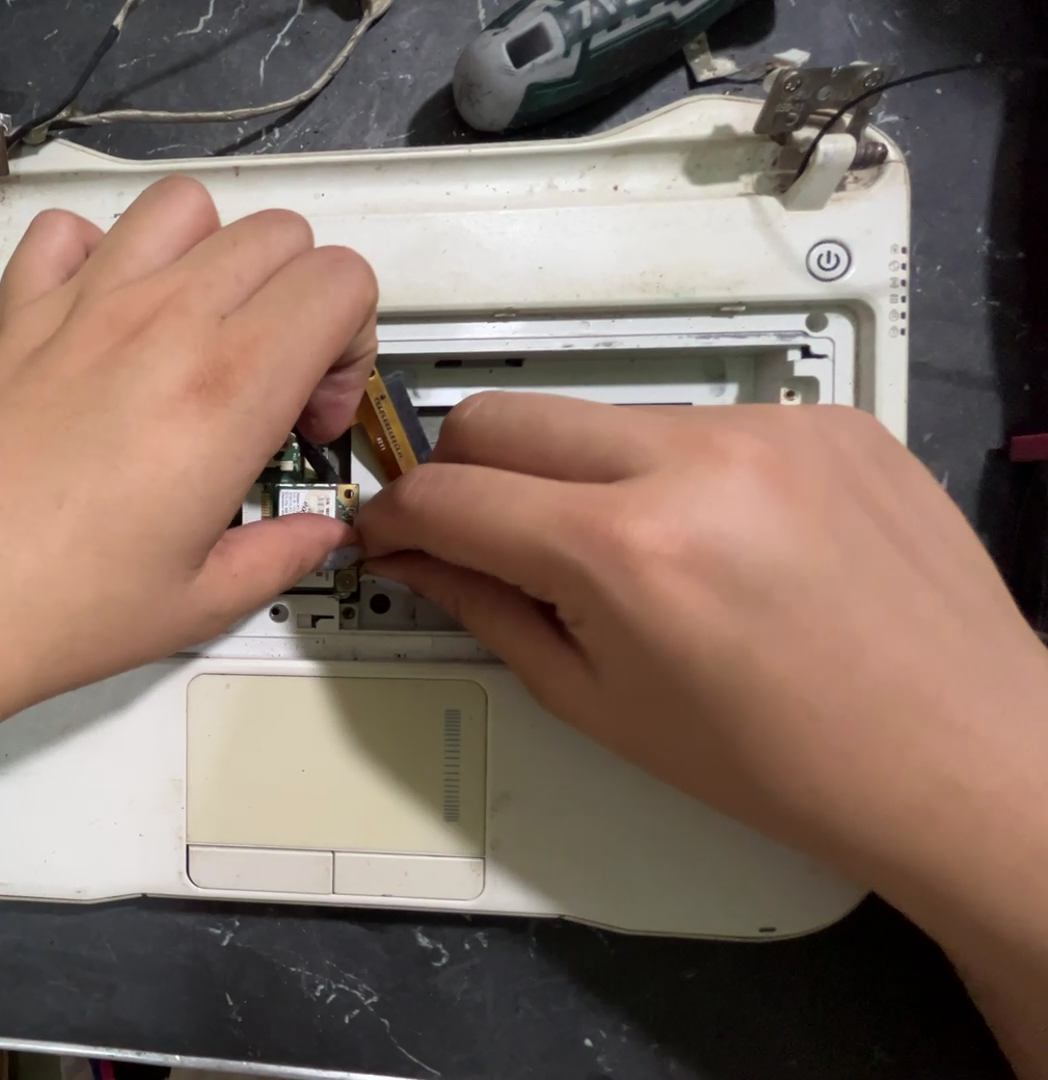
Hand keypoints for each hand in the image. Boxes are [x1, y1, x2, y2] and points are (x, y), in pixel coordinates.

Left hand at [0, 176, 378, 768]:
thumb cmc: (46, 615)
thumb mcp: (196, 605)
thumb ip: (280, 556)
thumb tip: (317, 535)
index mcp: (222, 395)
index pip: (340, 283)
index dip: (351, 342)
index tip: (312, 410)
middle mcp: (154, 329)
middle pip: (277, 235)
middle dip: (298, 300)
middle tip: (268, 383)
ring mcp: (74, 312)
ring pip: (181, 209)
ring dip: (212, 256)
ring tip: (193, 335)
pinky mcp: (9, 322)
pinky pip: (65, 234)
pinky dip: (98, 254)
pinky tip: (98, 318)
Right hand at [356, 392, 1047, 1066]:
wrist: (979, 766)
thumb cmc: (764, 758)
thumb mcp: (584, 695)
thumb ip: (476, 605)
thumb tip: (404, 557)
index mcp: (624, 552)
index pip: (446, 494)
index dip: (390, 514)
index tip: (380, 534)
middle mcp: (691, 462)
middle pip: (494, 416)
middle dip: (450, 471)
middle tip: (463, 530)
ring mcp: (766, 426)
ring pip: (578, 414)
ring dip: (545, 471)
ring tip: (584, 540)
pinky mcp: (820, 416)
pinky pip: (669, 420)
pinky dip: (635, 467)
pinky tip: (680, 528)